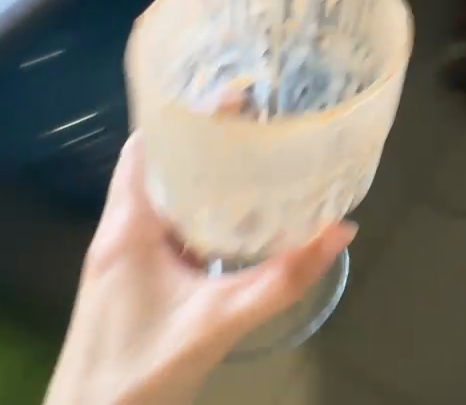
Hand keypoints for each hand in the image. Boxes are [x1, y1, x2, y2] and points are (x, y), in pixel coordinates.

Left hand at [44, 135, 355, 404]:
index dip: (184, 114)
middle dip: (210, 137)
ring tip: (265, 152)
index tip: (236, 92)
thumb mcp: (217, 323)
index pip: (147, 149)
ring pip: (170, 196)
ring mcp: (128, 260)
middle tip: (267, 115)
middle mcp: (122, 235)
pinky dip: (209, 207)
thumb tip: (343, 229)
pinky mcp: (138, 282)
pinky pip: (175, 225)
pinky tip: (247, 213)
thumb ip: (281, 279)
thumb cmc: (137, 374)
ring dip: (210, 172)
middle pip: (164, 165)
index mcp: (127, 231)